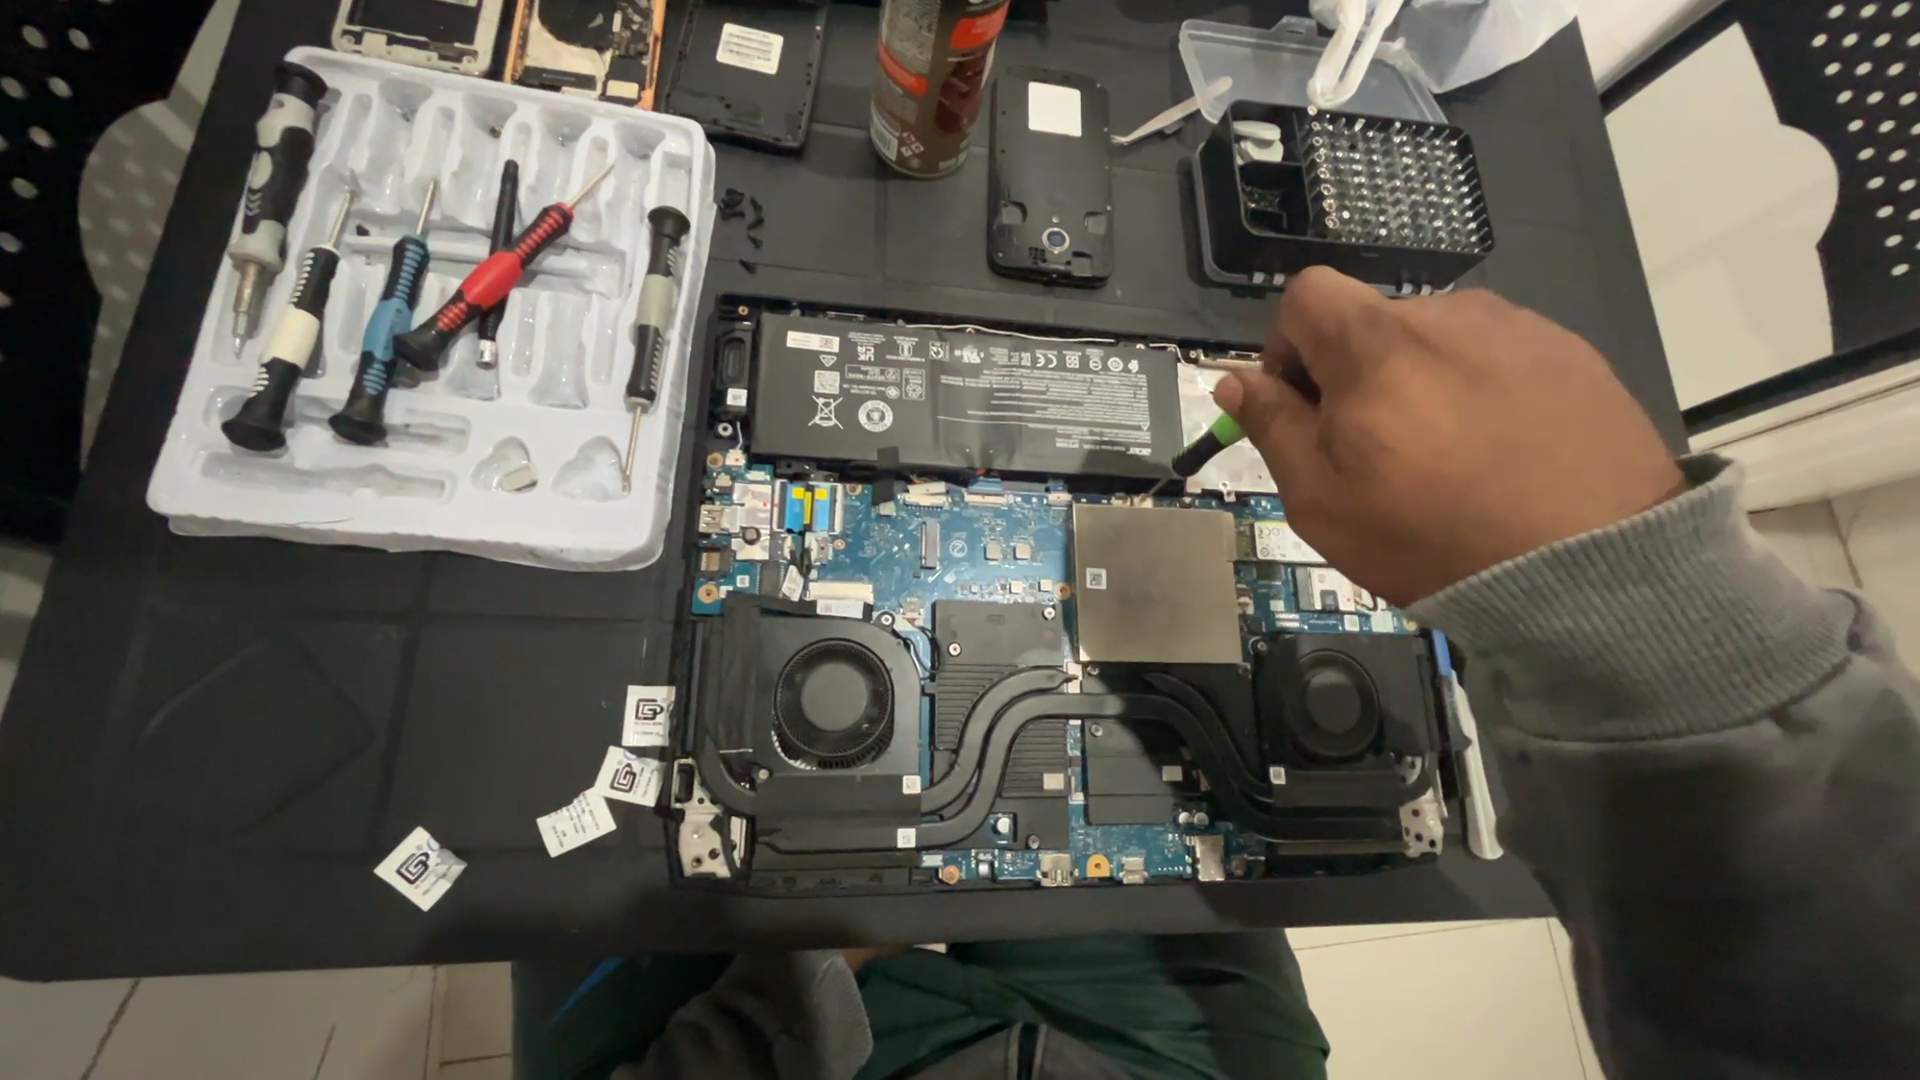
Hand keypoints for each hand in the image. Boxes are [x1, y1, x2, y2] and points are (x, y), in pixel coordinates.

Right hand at [1213, 267, 1682, 606]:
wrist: (1588, 566)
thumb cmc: (1425, 534)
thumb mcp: (1318, 495)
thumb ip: (1271, 425)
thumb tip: (1232, 381)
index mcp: (1375, 346)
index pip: (1306, 294)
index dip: (1287, 343)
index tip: (1302, 403)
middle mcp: (1446, 315)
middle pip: (1369, 322)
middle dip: (1351, 373)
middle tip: (1371, 449)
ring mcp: (1516, 329)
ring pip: (1431, 340)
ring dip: (1414, 380)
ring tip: (1442, 455)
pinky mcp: (1570, 353)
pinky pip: (1491, 356)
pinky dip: (1472, 389)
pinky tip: (1494, 450)